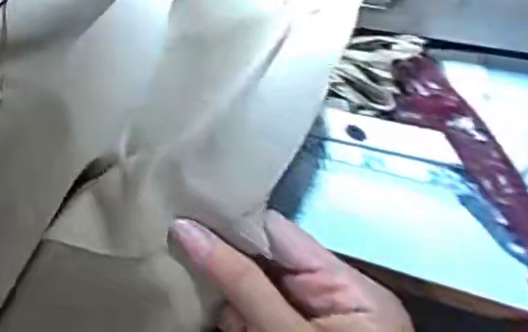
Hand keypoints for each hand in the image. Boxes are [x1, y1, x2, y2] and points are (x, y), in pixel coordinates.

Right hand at [171, 212, 413, 331]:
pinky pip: (254, 307)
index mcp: (352, 288)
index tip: (177, 206)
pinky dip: (232, 310)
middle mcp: (337, 297)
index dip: (227, 217)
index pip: (275, 229)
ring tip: (186, 277)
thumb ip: (238, 278)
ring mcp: (316, 322)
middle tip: (175, 243)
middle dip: (221, 254)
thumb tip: (181, 224)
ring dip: (221, 285)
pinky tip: (208, 306)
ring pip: (252, 281)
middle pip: (263, 254)